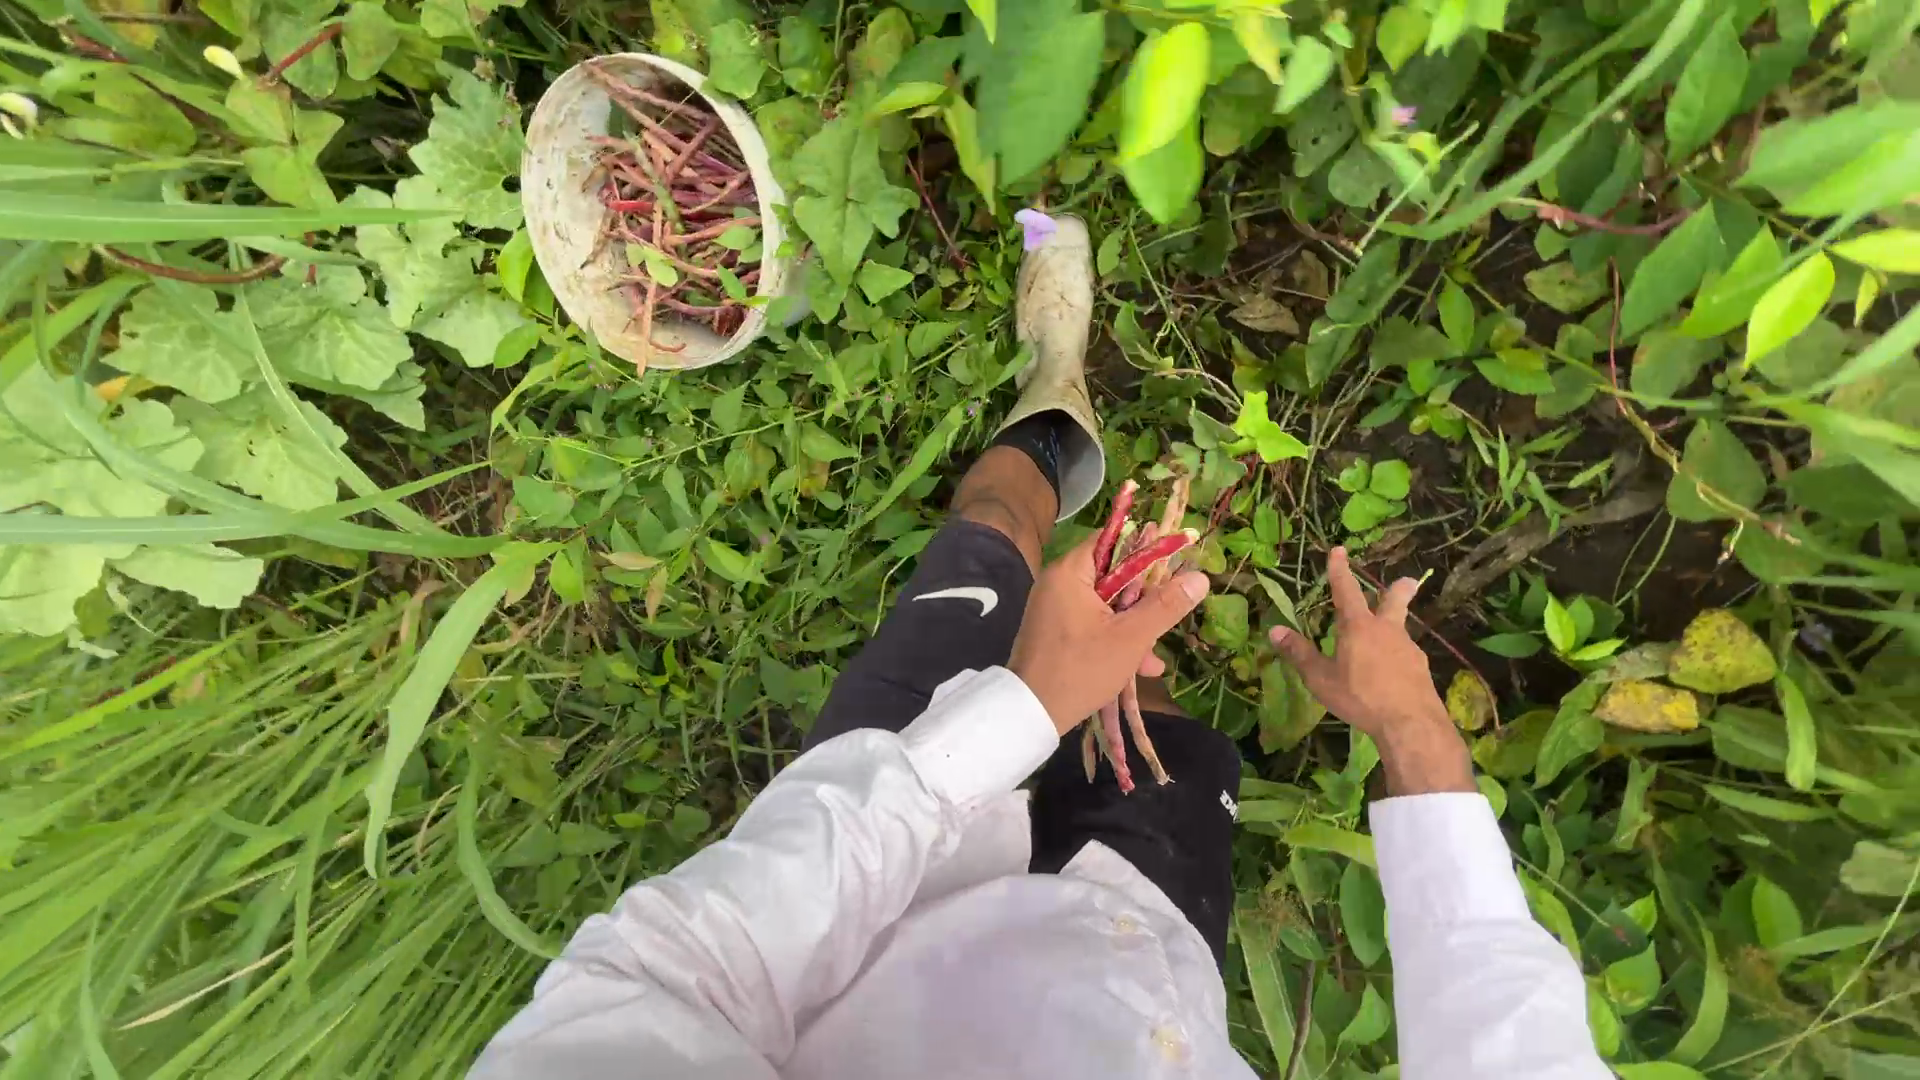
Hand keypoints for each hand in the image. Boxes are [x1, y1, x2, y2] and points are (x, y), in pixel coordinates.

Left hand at [1009, 533, 1209, 734]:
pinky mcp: (1054, 632)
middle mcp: (1057, 583)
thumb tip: (1200, 577)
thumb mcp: (1131, 638)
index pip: (1111, 540)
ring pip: (1105, 605)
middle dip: (1142, 600)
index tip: (1172, 564)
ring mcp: (1053, 609)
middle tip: (1166, 617)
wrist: (1031, 712)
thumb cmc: (1081, 668)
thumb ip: (1165, 605)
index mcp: (1070, 572)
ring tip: (1153, 657)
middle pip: (1111, 575)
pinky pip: (1090, 624)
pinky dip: (1113, 639)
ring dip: (1132, 627)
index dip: (1144, 549)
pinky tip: (1140, 667)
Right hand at [1269, 548, 1474, 796]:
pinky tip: (1392, 669)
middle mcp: (1387, 631)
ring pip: (1400, 629)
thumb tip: (1273, 630)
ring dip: (1394, 625)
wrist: (1411, 724)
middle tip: (1406, 580)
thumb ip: (1299, 653)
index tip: (1339, 550)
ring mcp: (1408, 650)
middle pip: (1394, 602)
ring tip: (1386, 634)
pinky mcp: (1420, 670)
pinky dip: (1397, 654)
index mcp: (1358, 627)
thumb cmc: (1360, 696)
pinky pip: (1405, 655)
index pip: (1347, 591)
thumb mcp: (1320, 677)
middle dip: (1398, 590)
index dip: (1340, 570)